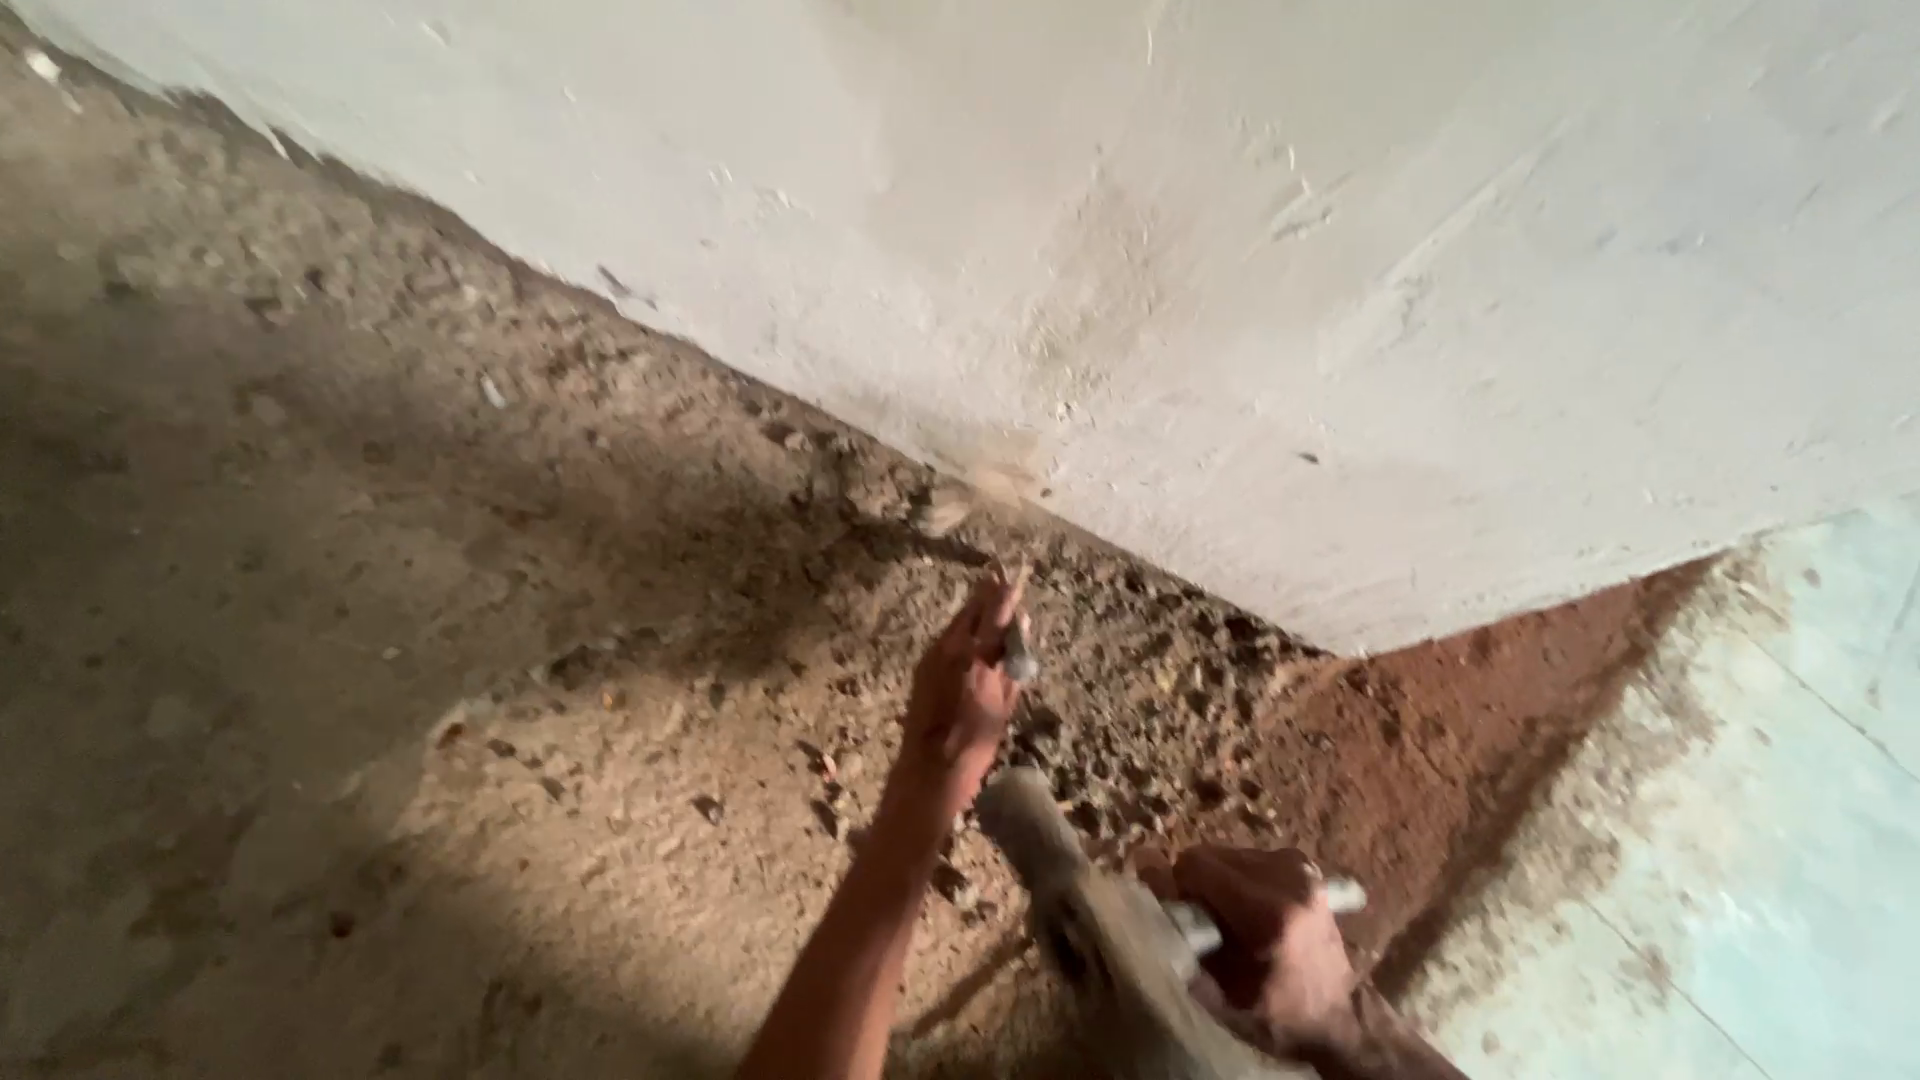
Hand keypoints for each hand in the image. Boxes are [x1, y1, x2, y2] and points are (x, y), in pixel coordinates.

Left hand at [883, 568, 1025, 829]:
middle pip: (970, 611)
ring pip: (956, 623)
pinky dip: (960, 630)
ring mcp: (932, 657)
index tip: (1013, 576)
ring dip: (972, 611)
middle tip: (997, 576)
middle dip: (985, 595)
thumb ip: (1013, 662)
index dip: (1005, 594)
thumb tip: (1021, 628)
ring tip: (987, 600)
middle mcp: (951, 649)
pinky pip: (945, 639)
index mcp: (976, 657)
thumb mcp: (1005, 704)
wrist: (930, 768)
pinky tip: (969, 634)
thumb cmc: (976, 742)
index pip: (995, 614)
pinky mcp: (922, 668)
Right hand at [1136, 845, 1357, 1054]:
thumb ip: (1176, 927)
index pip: (1196, 864)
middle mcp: (1288, 880)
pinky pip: (1247, 856)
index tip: (1189, 920)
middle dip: (1199, 884)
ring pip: (1226, 853)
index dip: (1181, 889)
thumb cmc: (1271, 1014)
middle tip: (1211, 924)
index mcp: (1268, 914)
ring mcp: (1300, 869)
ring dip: (1219, 880)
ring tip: (1234, 919)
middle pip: (1210, 855)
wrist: (1339, 1020)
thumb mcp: (1216, 987)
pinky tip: (1252, 908)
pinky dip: (1239, 876)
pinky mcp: (1303, 865)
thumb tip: (1142, 861)